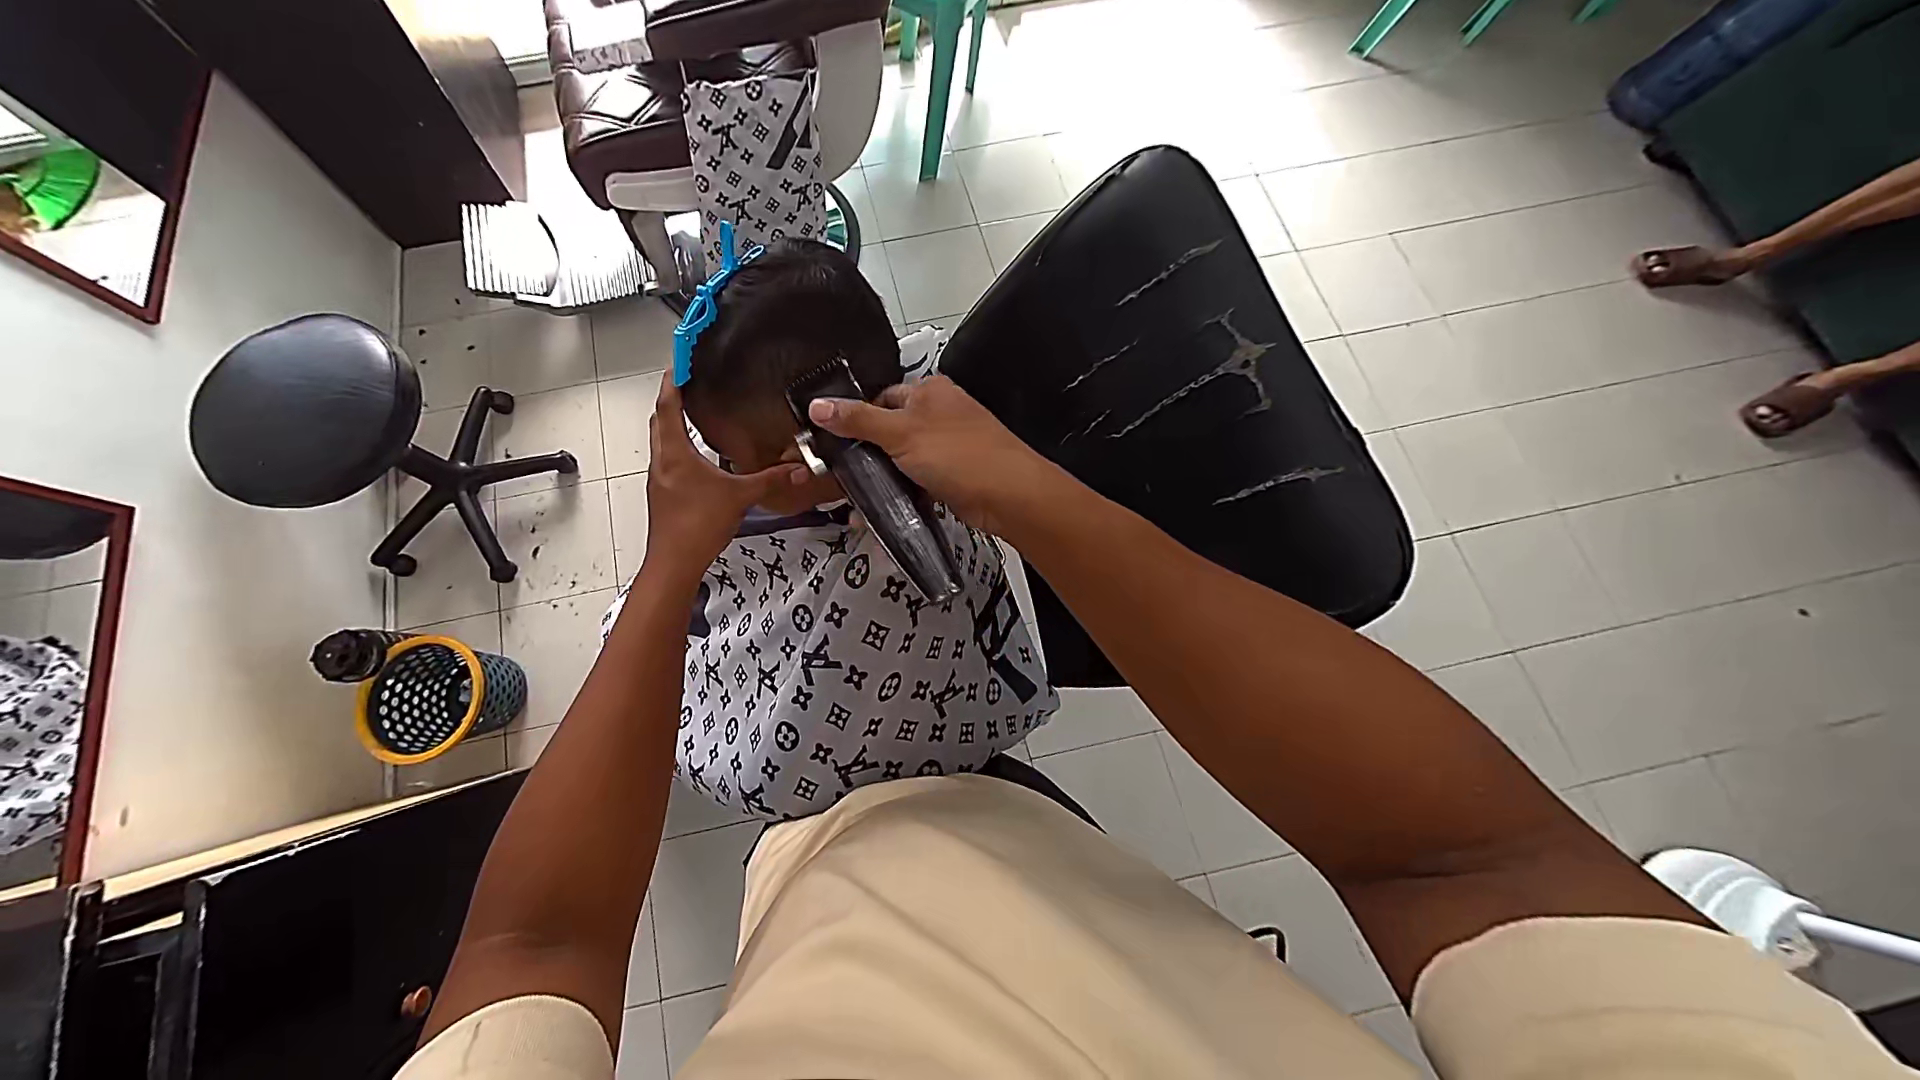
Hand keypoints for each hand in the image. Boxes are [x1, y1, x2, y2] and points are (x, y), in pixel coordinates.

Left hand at [644, 381, 805, 577]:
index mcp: (675, 454)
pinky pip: (668, 463)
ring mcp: (659, 480)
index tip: (677, 365)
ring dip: (671, 426)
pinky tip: (698, 460)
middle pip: (658, 421)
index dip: (671, 383)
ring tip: (691, 416)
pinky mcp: (663, 496)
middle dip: (669, 401)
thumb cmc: (696, 526)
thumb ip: (770, 480)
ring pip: (661, 443)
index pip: (667, 406)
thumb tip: (797, 469)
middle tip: (683, 386)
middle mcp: (662, 462)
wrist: (674, 562)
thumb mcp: (741, 497)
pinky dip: (678, 451)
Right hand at [806, 376, 1062, 534]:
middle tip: (844, 477)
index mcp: (929, 391)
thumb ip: (858, 419)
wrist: (1009, 496)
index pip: (879, 397)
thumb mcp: (900, 433)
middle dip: (868, 455)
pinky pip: (918, 481)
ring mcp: (947, 446)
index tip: (833, 443)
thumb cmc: (962, 455)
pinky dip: (904, 493)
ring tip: (861, 499)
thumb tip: (818, 405)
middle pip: (889, 431)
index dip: (856, 419)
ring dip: (884, 479)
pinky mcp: (953, 475)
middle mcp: (939, 414)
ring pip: (903, 459)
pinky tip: (888, 508)